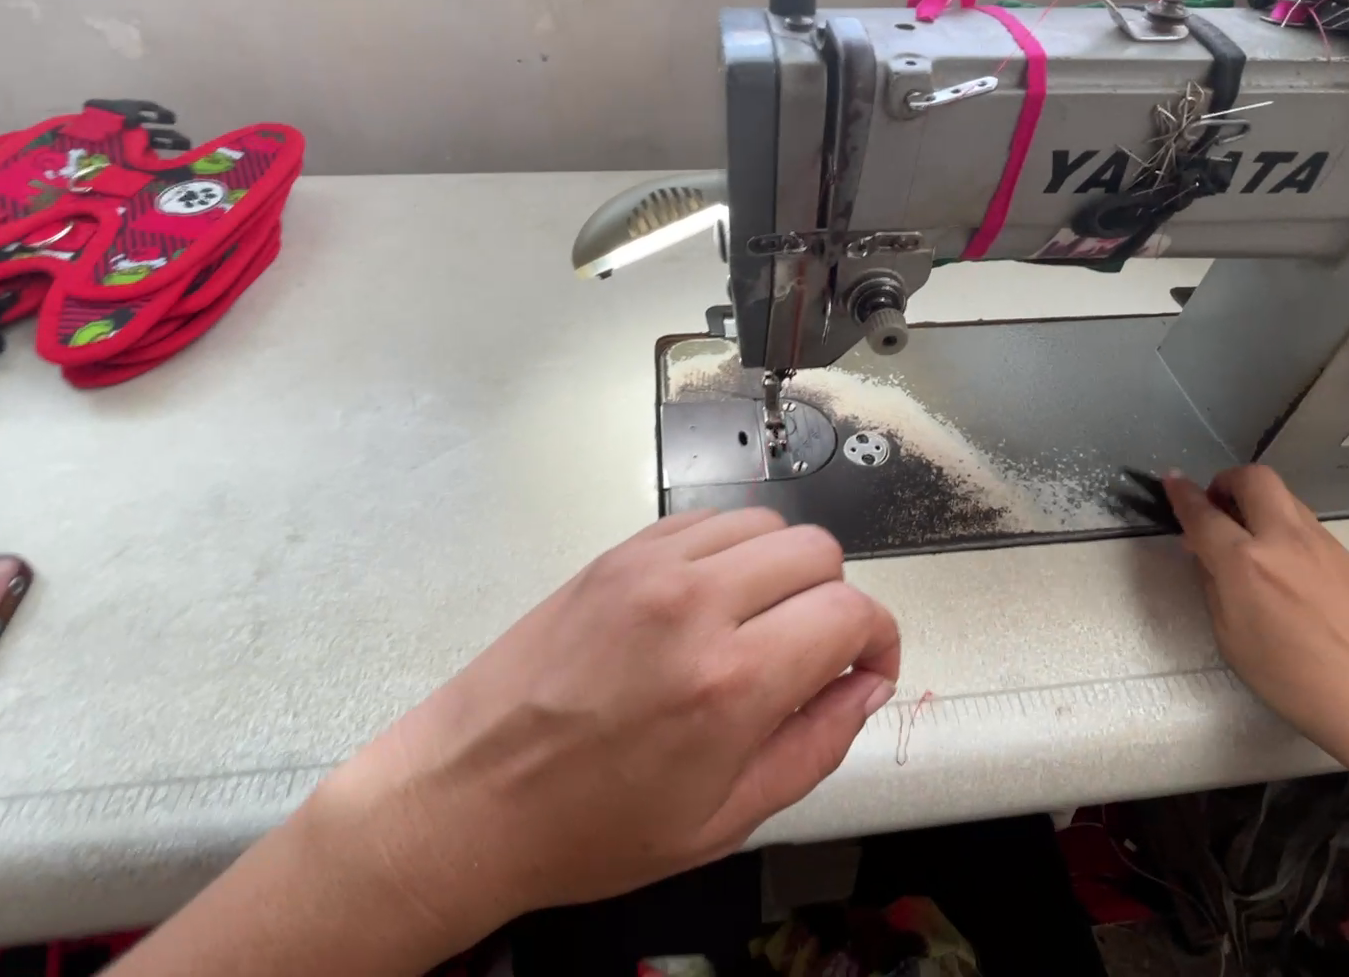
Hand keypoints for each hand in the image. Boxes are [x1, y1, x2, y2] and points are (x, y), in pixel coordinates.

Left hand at [307, 509, 898, 953]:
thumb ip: (817, 745)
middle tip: (812, 651)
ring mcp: (650, 566)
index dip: (879, 639)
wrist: (468, 795)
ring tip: (759, 624)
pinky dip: (731, 551)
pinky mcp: (617, 553)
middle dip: (835, 600)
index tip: (866, 667)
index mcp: (731, 681)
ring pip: (767, 524)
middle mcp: (695, 603)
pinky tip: (711, 600)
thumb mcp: (726, 819)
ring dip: (784, 570)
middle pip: (818, 551)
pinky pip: (706, 521)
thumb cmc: (594, 827)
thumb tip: (866, 685)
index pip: (851, 611)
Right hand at [1162, 466, 1348, 787]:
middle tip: (1213, 508)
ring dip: (1255, 501)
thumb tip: (1206, 554)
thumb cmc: (1291, 678)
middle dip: (1226, 481)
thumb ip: (1214, 585)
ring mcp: (1321, 544)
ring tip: (1242, 536)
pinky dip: (1278, 523)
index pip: (1204, 513)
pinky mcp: (1345, 556)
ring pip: (1282, 496)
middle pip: (1254, 479)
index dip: (1181, 494)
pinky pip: (1302, 521)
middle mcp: (1284, 540)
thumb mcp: (1229, 636)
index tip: (1170, 481)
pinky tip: (1275, 560)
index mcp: (1246, 562)